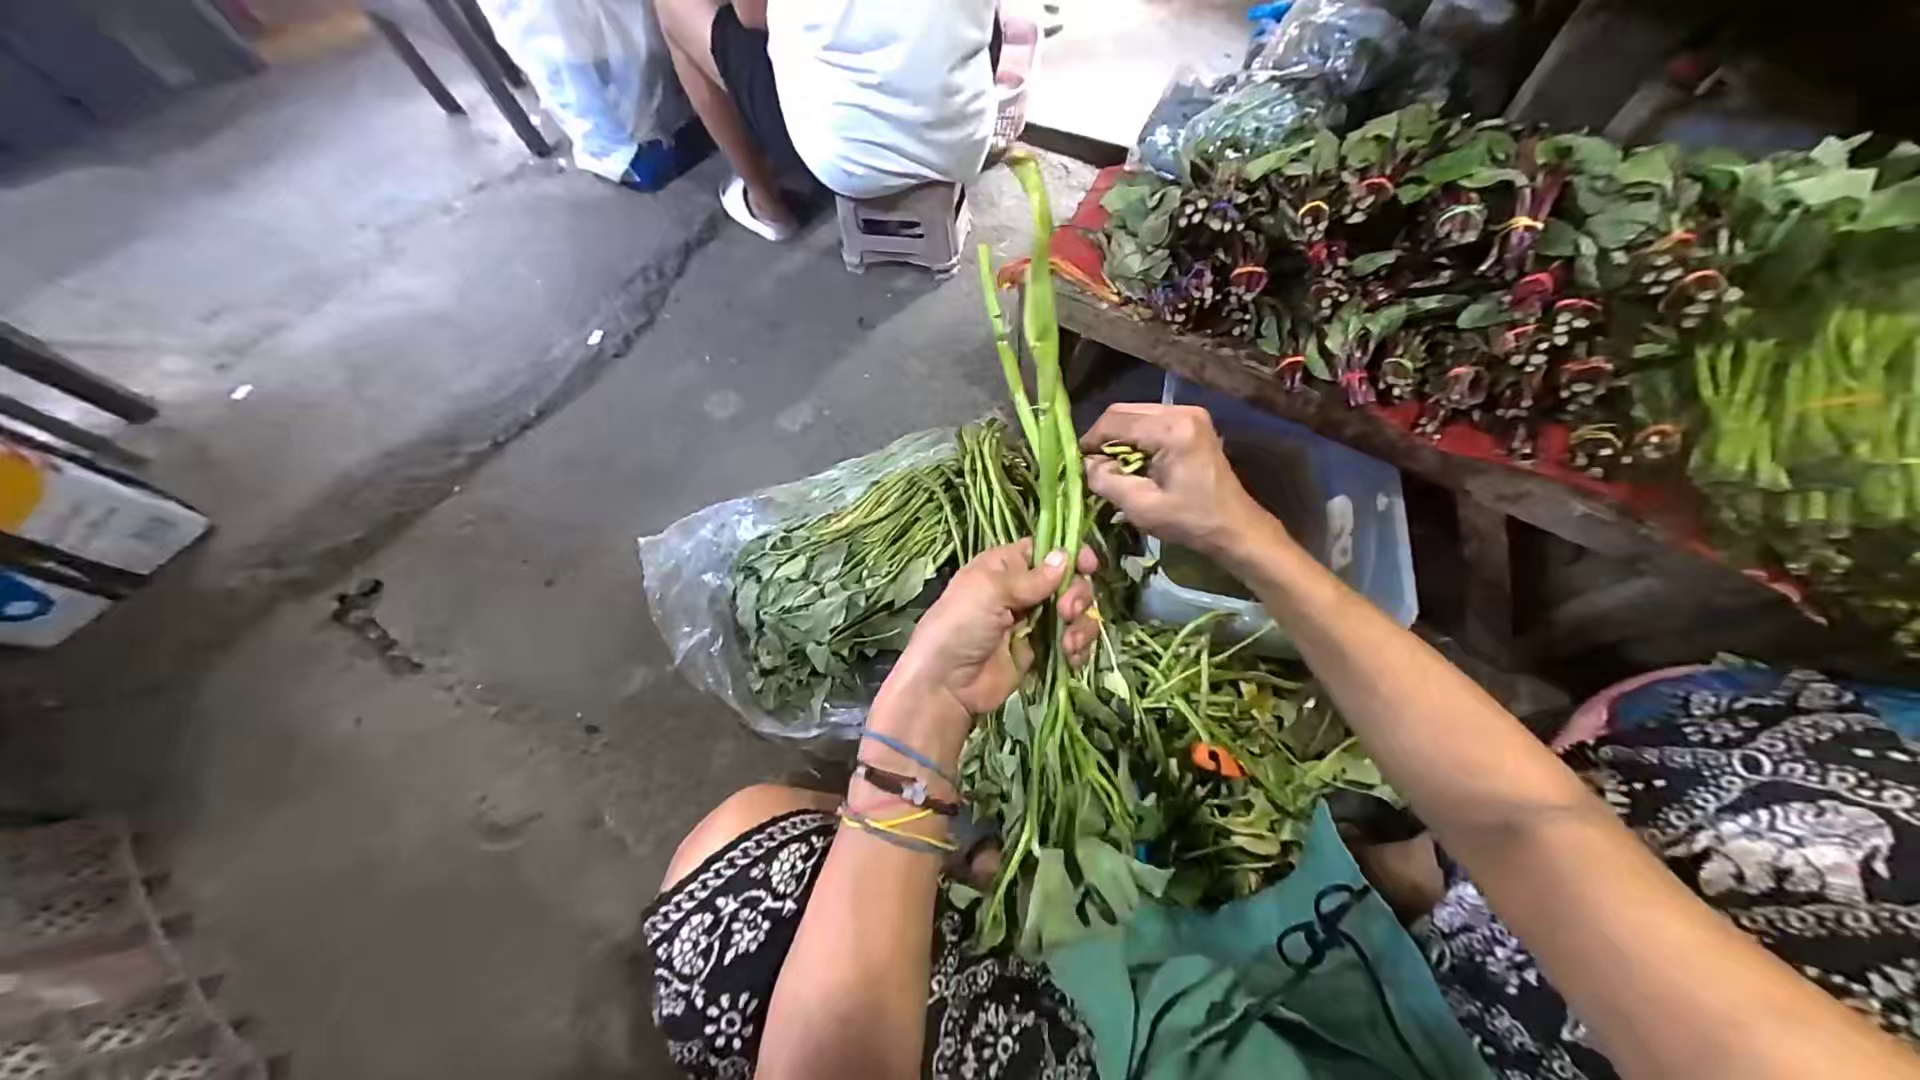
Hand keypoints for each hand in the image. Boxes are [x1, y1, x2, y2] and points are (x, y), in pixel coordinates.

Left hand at [892, 539, 1100, 720]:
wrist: (946, 684)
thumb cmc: (960, 625)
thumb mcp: (990, 591)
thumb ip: (1031, 577)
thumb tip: (1065, 556)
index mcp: (1004, 566)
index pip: (1046, 550)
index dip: (1071, 555)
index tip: (1090, 566)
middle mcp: (1022, 589)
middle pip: (1068, 580)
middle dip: (1077, 594)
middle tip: (1066, 611)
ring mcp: (1033, 621)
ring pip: (1075, 611)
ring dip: (1081, 623)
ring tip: (1068, 642)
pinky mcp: (1041, 650)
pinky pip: (1072, 641)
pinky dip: (1078, 646)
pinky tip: (1070, 655)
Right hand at [1081, 404, 1279, 562]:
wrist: (1235, 527)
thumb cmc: (1190, 521)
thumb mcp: (1140, 506)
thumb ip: (1105, 480)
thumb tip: (1085, 463)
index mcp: (1171, 430)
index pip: (1114, 422)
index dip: (1089, 442)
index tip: (1077, 465)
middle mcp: (1181, 411)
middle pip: (1123, 412)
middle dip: (1102, 437)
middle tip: (1092, 466)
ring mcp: (1189, 414)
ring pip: (1134, 414)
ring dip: (1117, 437)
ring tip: (1111, 466)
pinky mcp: (1192, 422)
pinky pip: (1150, 421)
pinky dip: (1134, 437)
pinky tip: (1132, 461)